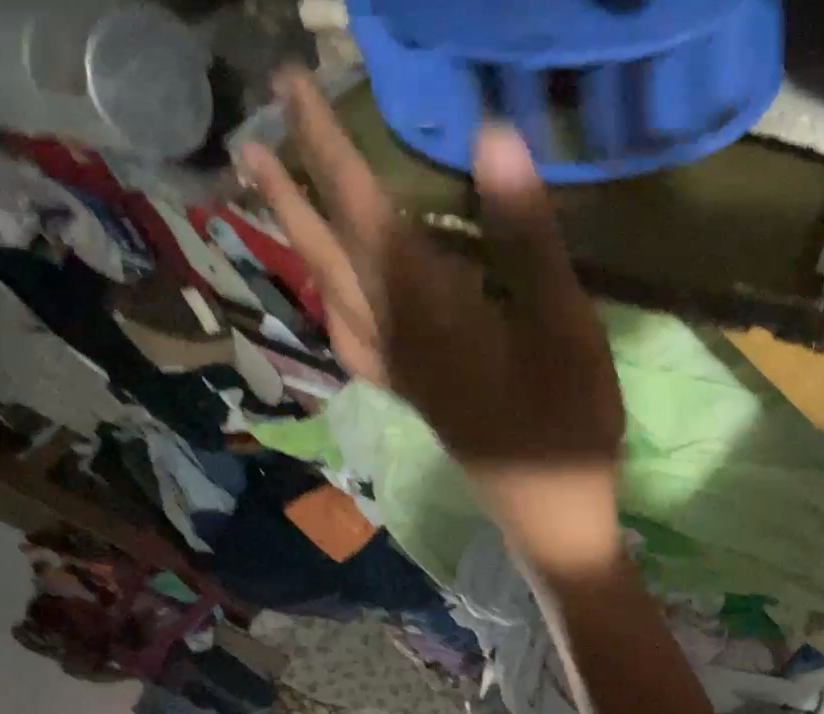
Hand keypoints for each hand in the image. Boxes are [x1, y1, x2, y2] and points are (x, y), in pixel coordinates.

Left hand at [240, 70, 627, 571]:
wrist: (552, 515)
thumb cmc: (567, 422)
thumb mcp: (563, 326)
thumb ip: (526, 236)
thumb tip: (493, 137)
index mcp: (427, 310)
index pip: (365, 212)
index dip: (329, 147)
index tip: (294, 88)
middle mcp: (396, 336)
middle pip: (332, 252)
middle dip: (296, 189)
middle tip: (255, 137)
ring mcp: (400, 372)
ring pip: (331, 296)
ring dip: (299, 244)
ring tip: (273, 204)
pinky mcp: (416, 396)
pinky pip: (351, 339)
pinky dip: (331, 305)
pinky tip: (334, 301)